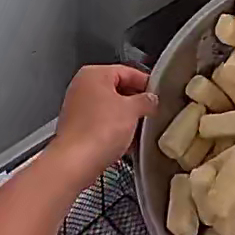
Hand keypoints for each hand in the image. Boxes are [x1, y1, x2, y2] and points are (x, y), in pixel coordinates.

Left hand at [49, 65, 158, 184]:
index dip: (146, 83)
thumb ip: (146, 100)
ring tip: (139, 130)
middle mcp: (82, 88)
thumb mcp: (133, 110)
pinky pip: (102, 124)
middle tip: (151, 113)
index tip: (158, 94)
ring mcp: (77, 108)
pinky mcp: (77, 128)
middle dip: (136, 103)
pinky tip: (126, 142)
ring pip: (110, 108)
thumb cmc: (97, 131)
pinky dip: (115, 130)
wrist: (76, 162)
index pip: (128, 72)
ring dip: (126, 119)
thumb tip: (151, 100)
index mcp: (93, 74)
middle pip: (118, 89)